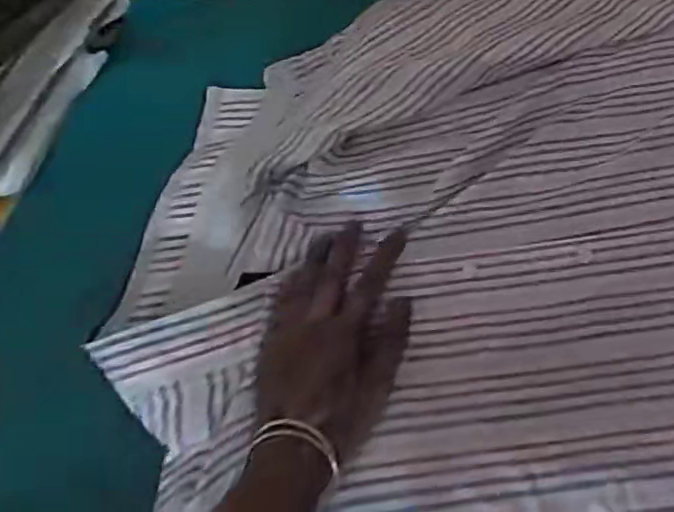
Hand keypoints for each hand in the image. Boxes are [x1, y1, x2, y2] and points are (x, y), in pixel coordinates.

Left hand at [257, 222, 412, 462]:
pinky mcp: (270, 347)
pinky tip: (292, 275)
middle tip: (353, 222)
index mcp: (346, 331)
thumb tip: (403, 298)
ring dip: (314, 259)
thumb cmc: (343, 415)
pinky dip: (287, 287)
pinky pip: (278, 307)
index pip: (371, 282)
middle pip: (332, 276)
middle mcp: (316, 324)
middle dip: (345, 246)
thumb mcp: (379, 383)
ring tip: (322, 237)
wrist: (291, 450)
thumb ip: (392, 339)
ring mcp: (289, 334)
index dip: (385, 254)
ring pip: (302, 286)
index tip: (398, 231)